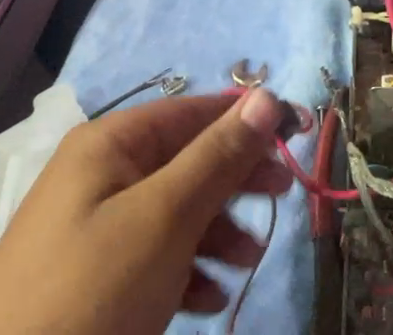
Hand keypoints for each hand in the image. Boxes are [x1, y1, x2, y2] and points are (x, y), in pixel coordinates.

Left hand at [0, 88, 292, 334]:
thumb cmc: (94, 290)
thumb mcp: (165, 216)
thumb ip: (219, 155)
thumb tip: (267, 95)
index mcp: (111, 144)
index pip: (194, 110)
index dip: (249, 119)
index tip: (299, 133)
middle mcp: (101, 174)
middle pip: (187, 159)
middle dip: (237, 180)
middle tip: (283, 194)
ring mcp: (94, 227)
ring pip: (175, 210)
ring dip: (219, 231)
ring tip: (248, 261)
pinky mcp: (93, 277)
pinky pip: (154, 255)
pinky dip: (188, 269)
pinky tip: (208, 298)